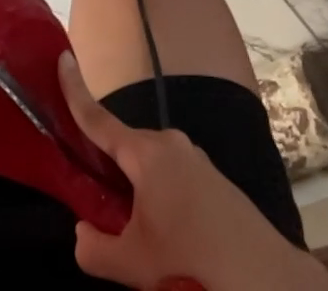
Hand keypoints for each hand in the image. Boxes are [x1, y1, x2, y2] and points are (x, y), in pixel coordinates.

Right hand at [57, 52, 327, 290]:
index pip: (98, 117)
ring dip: (133, 189)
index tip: (62, 58)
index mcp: (146, 153)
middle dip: (105, 170)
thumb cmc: (191, 260)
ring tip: (134, 232)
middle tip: (95, 204)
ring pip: (147, 167)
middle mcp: (171, 144)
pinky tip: (165, 235)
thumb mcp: (129, 263)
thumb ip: (91, 246)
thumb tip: (84, 233)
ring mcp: (197, 160)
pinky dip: (157, 197)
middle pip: (123, 148)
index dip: (74, 90)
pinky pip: (171, 178)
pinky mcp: (215, 180)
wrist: (265, 279)